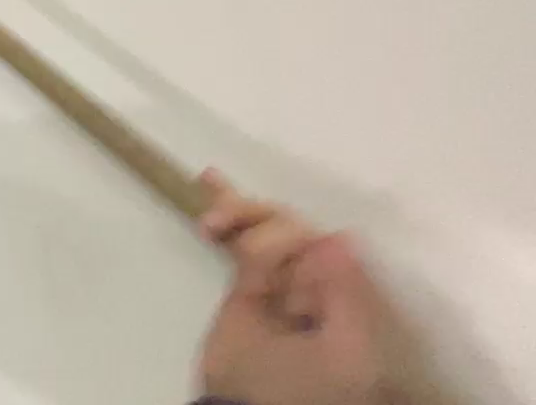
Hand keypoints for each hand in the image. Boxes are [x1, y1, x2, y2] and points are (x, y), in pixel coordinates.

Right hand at [196, 169, 402, 404]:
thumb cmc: (300, 387)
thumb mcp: (340, 352)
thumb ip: (346, 298)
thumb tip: (341, 236)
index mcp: (355, 302)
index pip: (330, 246)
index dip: (295, 239)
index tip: (265, 261)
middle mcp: (323, 284)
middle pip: (294, 230)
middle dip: (261, 231)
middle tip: (229, 245)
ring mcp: (283, 279)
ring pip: (265, 225)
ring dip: (235, 212)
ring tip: (210, 222)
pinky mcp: (246, 278)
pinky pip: (239, 237)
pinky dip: (226, 208)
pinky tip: (207, 179)